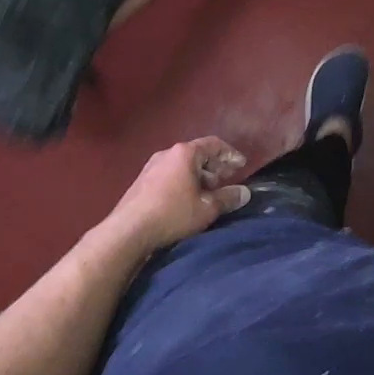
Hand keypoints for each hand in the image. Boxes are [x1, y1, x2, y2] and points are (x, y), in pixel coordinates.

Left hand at [107, 138, 250, 252]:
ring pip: (182, 165)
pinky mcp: (142, 181)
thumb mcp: (207, 208)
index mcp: (185, 153)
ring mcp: (151, 166)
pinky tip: (188, 199)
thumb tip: (244, 192)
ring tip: (209, 192)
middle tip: (227, 179)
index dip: (230, 154)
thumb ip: (227, 198)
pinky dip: (184, 181)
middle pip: (197, 153)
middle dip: (214, 166)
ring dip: (199, 175)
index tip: (242, 166)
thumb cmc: (173, 214)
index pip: (213, 144)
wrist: (128, 230)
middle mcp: (167, 153)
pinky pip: (170, 174)